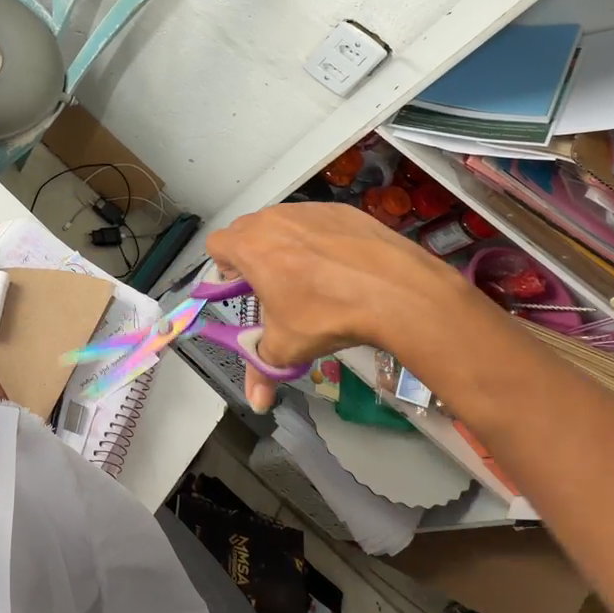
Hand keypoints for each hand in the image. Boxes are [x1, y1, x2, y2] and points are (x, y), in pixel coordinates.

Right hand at [208, 203, 478, 411]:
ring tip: (312, 276)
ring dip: (285, 244)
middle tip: (275, 285)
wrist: (397, 291)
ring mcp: (308, 211)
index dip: (224, 267)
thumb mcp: (289, 347)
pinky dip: (320, 239)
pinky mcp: (340, 210)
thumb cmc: (329, 314)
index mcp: (249, 247)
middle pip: (246, 230)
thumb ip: (262, 370)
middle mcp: (272, 220)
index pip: (216, 245)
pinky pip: (317, 221)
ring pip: (282, 223)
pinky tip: (342, 266)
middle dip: (252, 255)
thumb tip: (256, 402)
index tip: (243, 288)